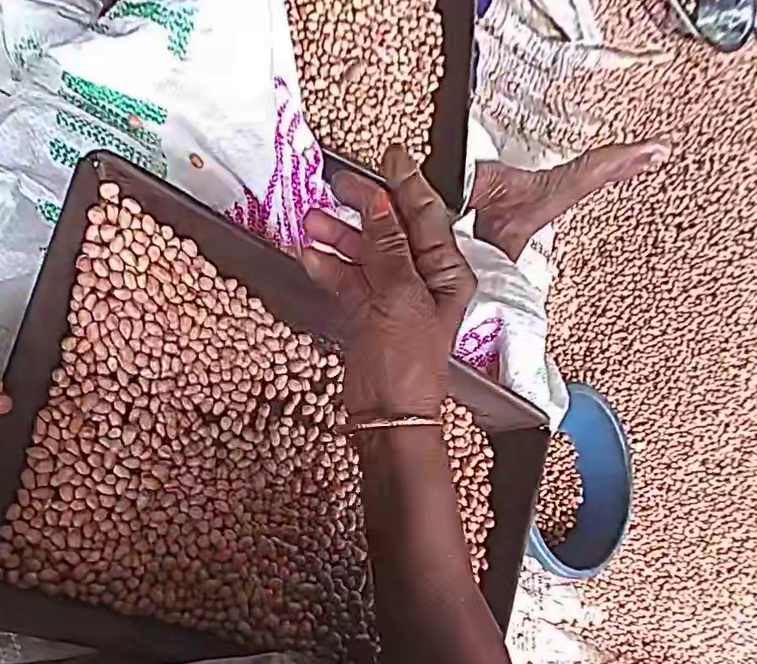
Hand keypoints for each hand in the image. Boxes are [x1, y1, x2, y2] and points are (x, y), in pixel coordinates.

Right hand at [299, 144, 475, 419]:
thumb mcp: (401, 298)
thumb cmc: (407, 364)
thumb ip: (388, 249)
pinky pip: (348, 282)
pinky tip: (311, 256)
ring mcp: (391, 299)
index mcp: (445, 273)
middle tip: (336, 185)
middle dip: (364, 208)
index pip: (426, 216)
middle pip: (391, 231)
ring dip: (340, 237)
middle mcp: (421, 281)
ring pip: (365, 255)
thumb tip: (378, 204)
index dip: (406, 184)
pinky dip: (331, 268)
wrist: (388, 415)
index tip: (389, 155)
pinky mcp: (367, 316)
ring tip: (312, 221)